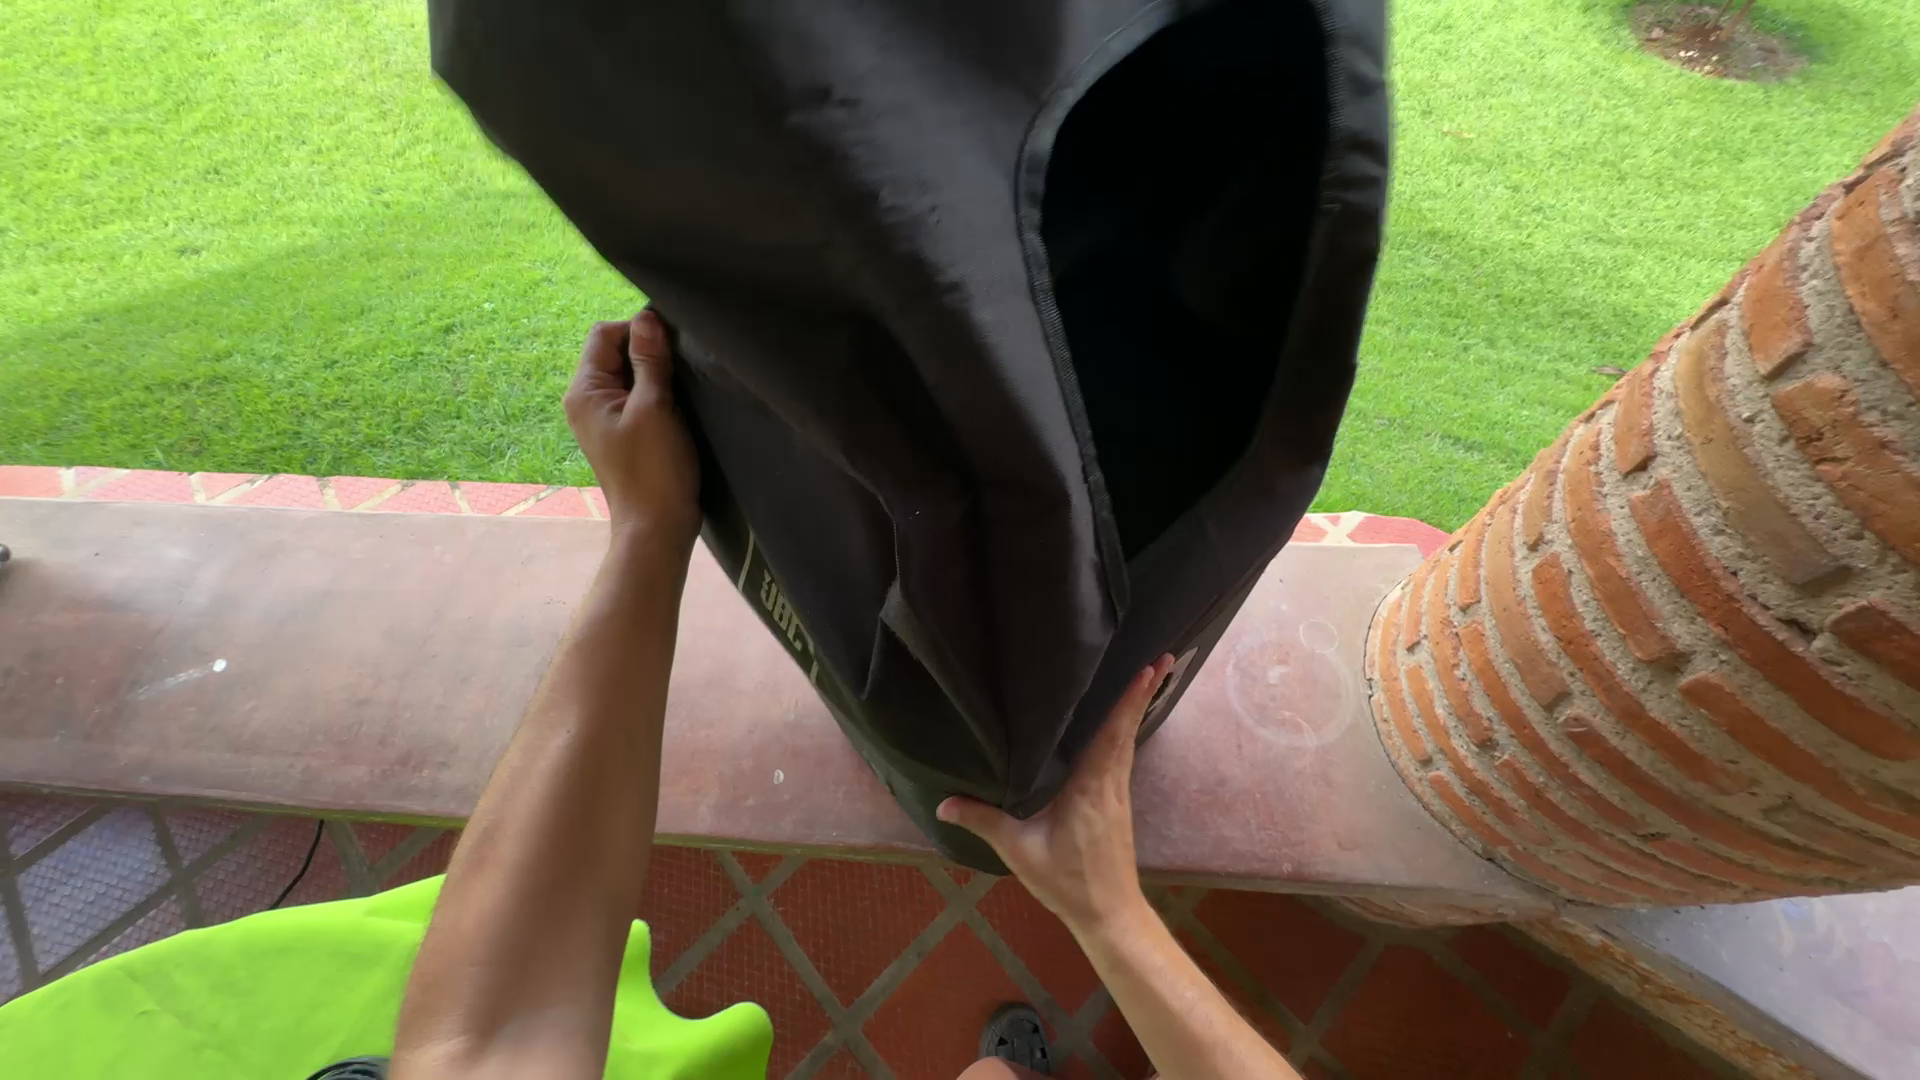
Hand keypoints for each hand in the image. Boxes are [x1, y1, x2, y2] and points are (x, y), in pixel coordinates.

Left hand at [564, 310, 700, 549]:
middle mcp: (588, 401)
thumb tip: (648, 318)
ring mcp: (606, 419)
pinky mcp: (626, 434)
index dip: (639, 330)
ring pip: (632, 377)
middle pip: (617, 354)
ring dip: (657, 376)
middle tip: (683, 366)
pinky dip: (659, 395)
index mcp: (585, 391)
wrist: (657, 526)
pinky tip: (681, 406)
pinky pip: (639, 400)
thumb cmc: (654, 469)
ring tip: (684, 386)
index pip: (605, 335)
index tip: (675, 343)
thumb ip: (650, 362)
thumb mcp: (655, 409)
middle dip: (650, 353)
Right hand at [938, 655, 1175, 933]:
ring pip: (1130, 740)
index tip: (1146, 669)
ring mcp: (1119, 791)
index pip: (1112, 734)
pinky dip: (1129, 727)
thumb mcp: (1019, 851)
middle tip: (1161, 657)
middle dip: (1144, 692)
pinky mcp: (1118, 801)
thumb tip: (942, 803)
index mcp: (1090, 787)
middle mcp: (1111, 782)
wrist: (1110, 916)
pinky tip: (1125, 719)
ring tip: (1148, 676)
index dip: (1129, 701)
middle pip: (1128, 728)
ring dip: (1140, 706)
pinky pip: (1125, 754)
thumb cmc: (1066, 882)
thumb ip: (983, 821)